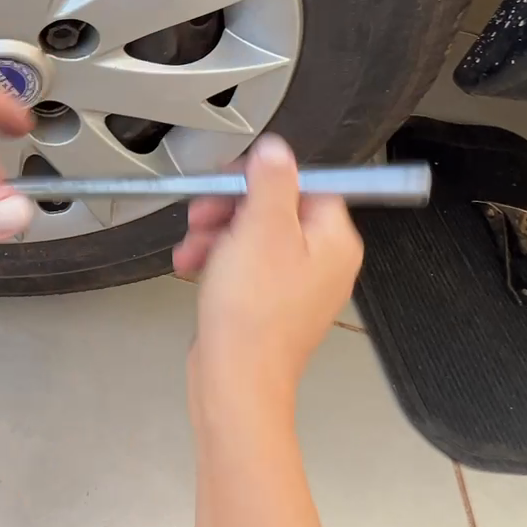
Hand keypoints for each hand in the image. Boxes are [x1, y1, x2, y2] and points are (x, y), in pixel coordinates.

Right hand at [175, 136, 363, 408]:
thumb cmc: (252, 310)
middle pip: (273, 206)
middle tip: (203, 214)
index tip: (230, 180)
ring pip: (252, 232)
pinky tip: (194, 265)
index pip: (304, 183)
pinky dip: (217, 256)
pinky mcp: (269, 300)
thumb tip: (277, 150)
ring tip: (193, 246)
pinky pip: (243, 261)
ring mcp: (296, 282)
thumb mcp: (260, 229)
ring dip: (215, 231)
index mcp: (333, 240)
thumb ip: (272, 182)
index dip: (261, 177)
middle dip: (228, 207)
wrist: (234, 376)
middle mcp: (322, 260)